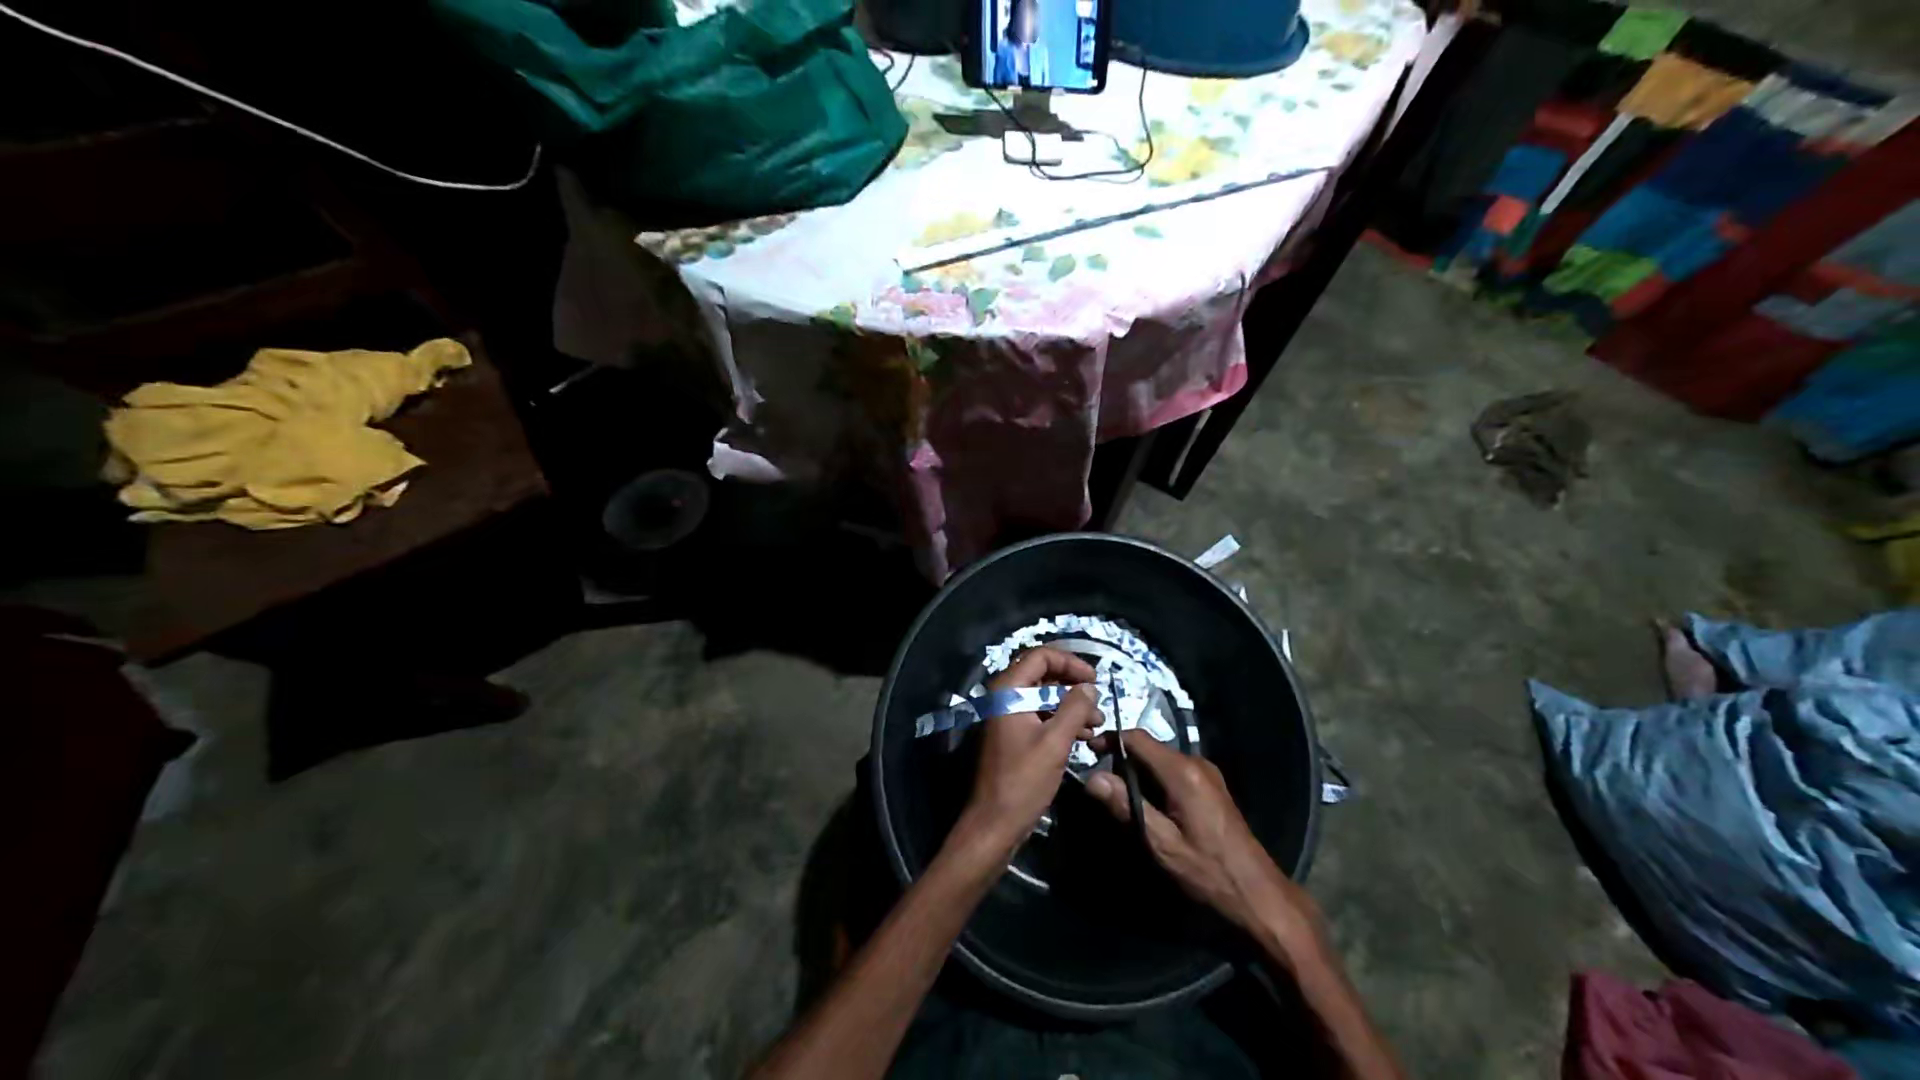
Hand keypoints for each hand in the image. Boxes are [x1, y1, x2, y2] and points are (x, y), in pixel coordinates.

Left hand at [955, 647, 1099, 857]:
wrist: (994, 822)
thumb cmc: (1023, 780)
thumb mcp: (1055, 742)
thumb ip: (1075, 709)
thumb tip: (1089, 687)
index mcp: (1007, 691)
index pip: (1041, 656)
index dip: (1071, 663)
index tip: (1095, 680)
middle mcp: (1003, 697)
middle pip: (1042, 675)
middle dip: (1072, 686)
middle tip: (1098, 703)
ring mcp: (1006, 717)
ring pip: (1042, 698)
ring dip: (1070, 706)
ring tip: (1097, 724)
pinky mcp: (1011, 736)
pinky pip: (1038, 717)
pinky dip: (1060, 721)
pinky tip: (1083, 736)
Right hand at [1084, 731, 1329, 968]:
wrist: (1259, 895)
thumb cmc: (1209, 871)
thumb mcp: (1162, 843)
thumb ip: (1127, 806)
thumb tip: (1093, 778)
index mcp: (1182, 772)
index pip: (1138, 737)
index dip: (1110, 740)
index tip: (1088, 752)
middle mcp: (1196, 764)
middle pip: (1149, 747)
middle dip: (1122, 759)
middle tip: (1099, 783)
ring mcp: (1207, 774)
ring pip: (1160, 760)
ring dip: (1138, 772)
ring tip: (1117, 796)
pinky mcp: (1211, 788)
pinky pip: (1174, 772)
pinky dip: (1154, 780)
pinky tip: (1146, 806)